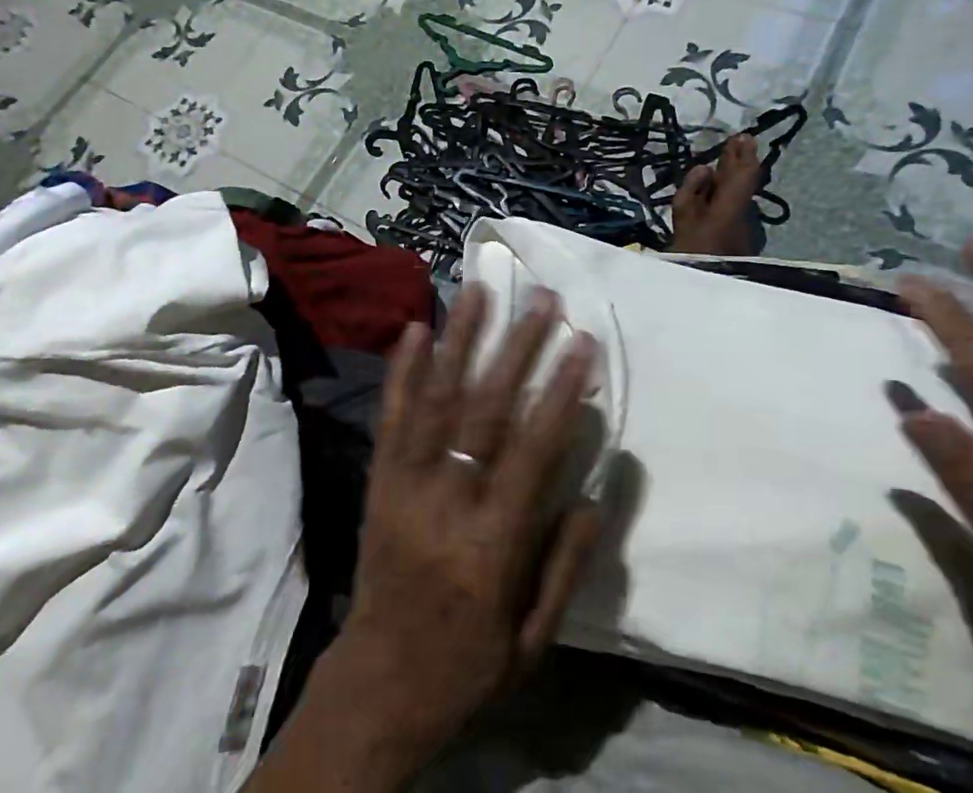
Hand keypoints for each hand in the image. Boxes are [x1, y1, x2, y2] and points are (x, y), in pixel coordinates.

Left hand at [247, 286, 599, 791]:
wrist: (378, 682)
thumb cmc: (468, 665)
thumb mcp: (535, 640)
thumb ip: (565, 564)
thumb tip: (595, 492)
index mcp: (491, 543)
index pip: (532, 450)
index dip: (560, 392)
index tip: (582, 344)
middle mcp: (445, 501)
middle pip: (484, 411)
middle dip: (516, 349)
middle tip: (542, 300)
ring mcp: (404, 485)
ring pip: (434, 400)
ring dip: (460, 340)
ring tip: (480, 289)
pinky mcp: (378, 481)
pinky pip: (391, 417)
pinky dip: (402, 370)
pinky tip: (415, 329)